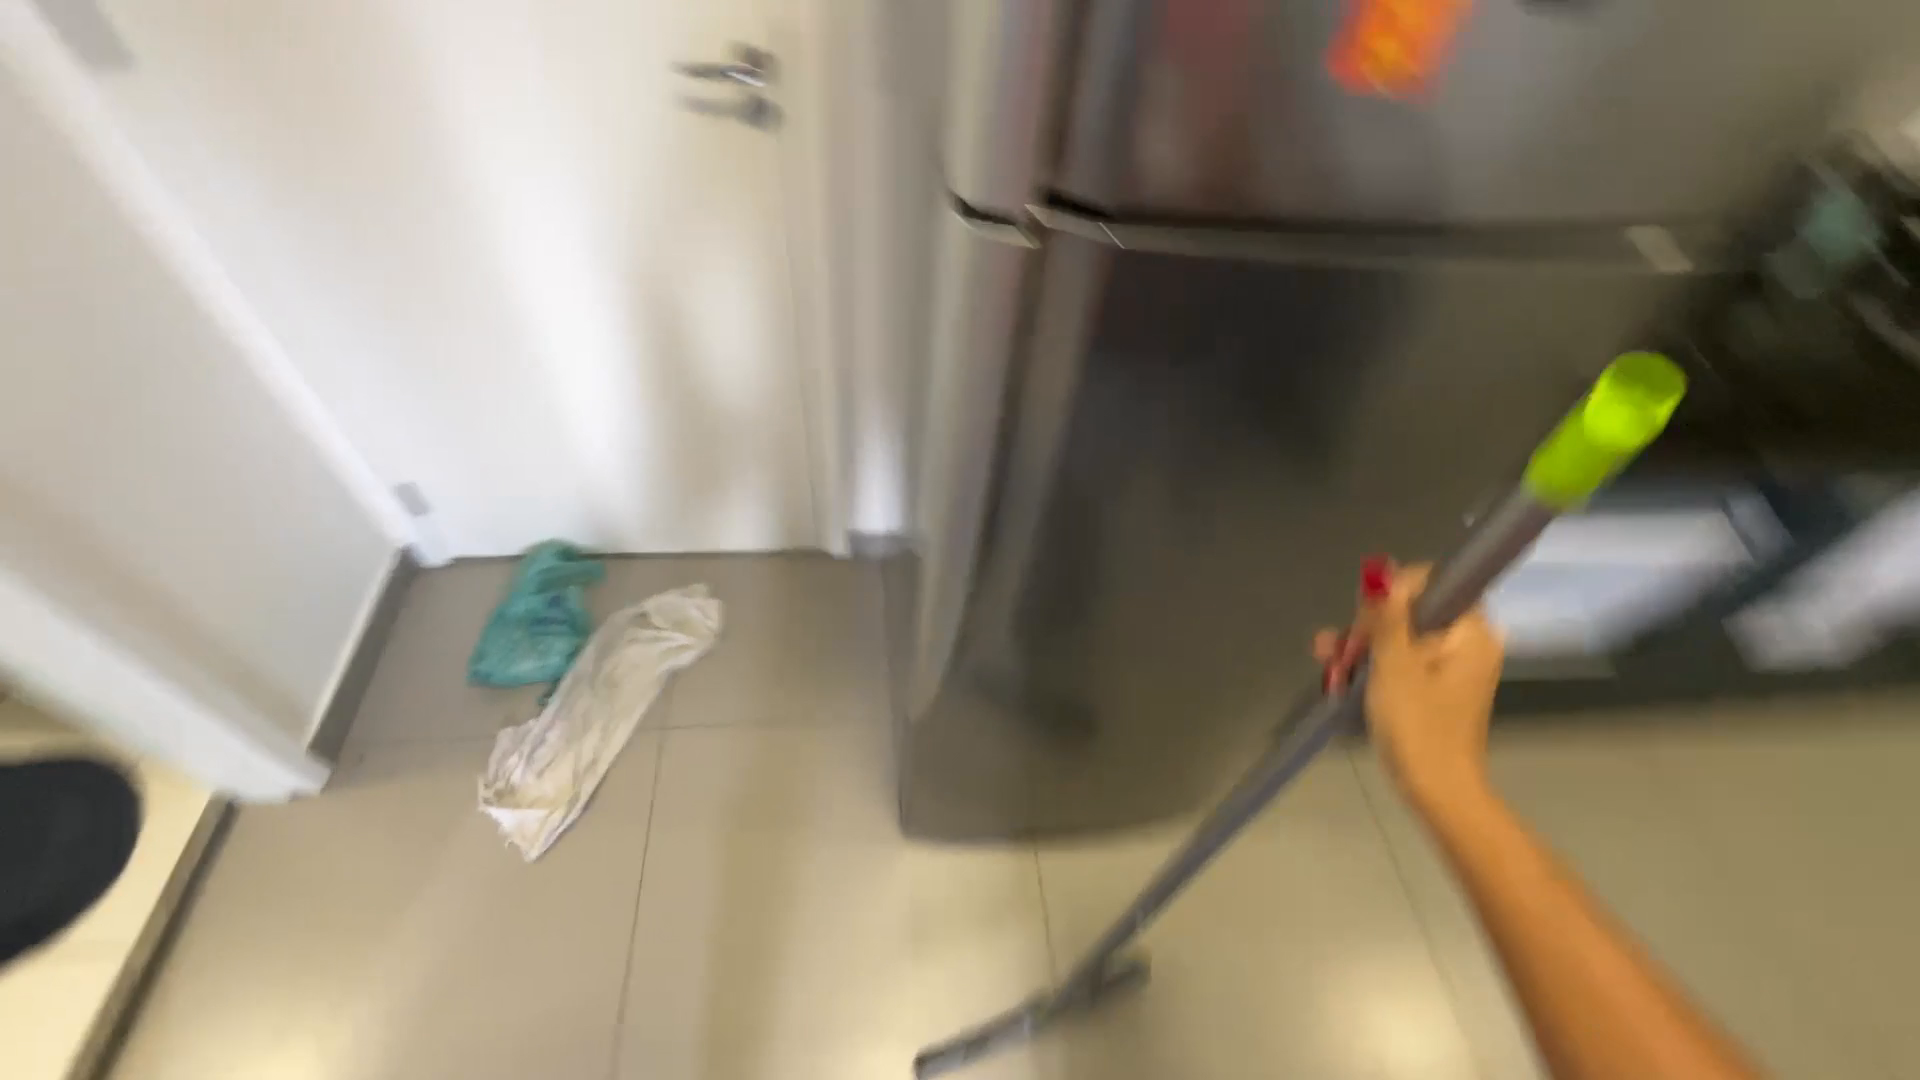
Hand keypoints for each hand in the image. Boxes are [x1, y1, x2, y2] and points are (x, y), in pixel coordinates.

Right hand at [1316, 563, 1503, 806]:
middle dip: (1368, 624)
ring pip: (1397, 636)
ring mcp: (1447, 666)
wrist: (1435, 789)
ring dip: (1359, 646)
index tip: (1366, 616)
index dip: (1394, 592)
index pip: (1434, 582)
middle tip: (1341, 648)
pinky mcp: (1430, 687)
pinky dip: (1369, 665)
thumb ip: (1387, 615)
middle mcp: (1465, 643)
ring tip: (1328, 665)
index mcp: (1470, 632)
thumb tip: (1381, 571)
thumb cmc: (1417, 725)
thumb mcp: (1394, 665)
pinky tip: (1338, 676)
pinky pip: (1398, 660)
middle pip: (1410, 610)